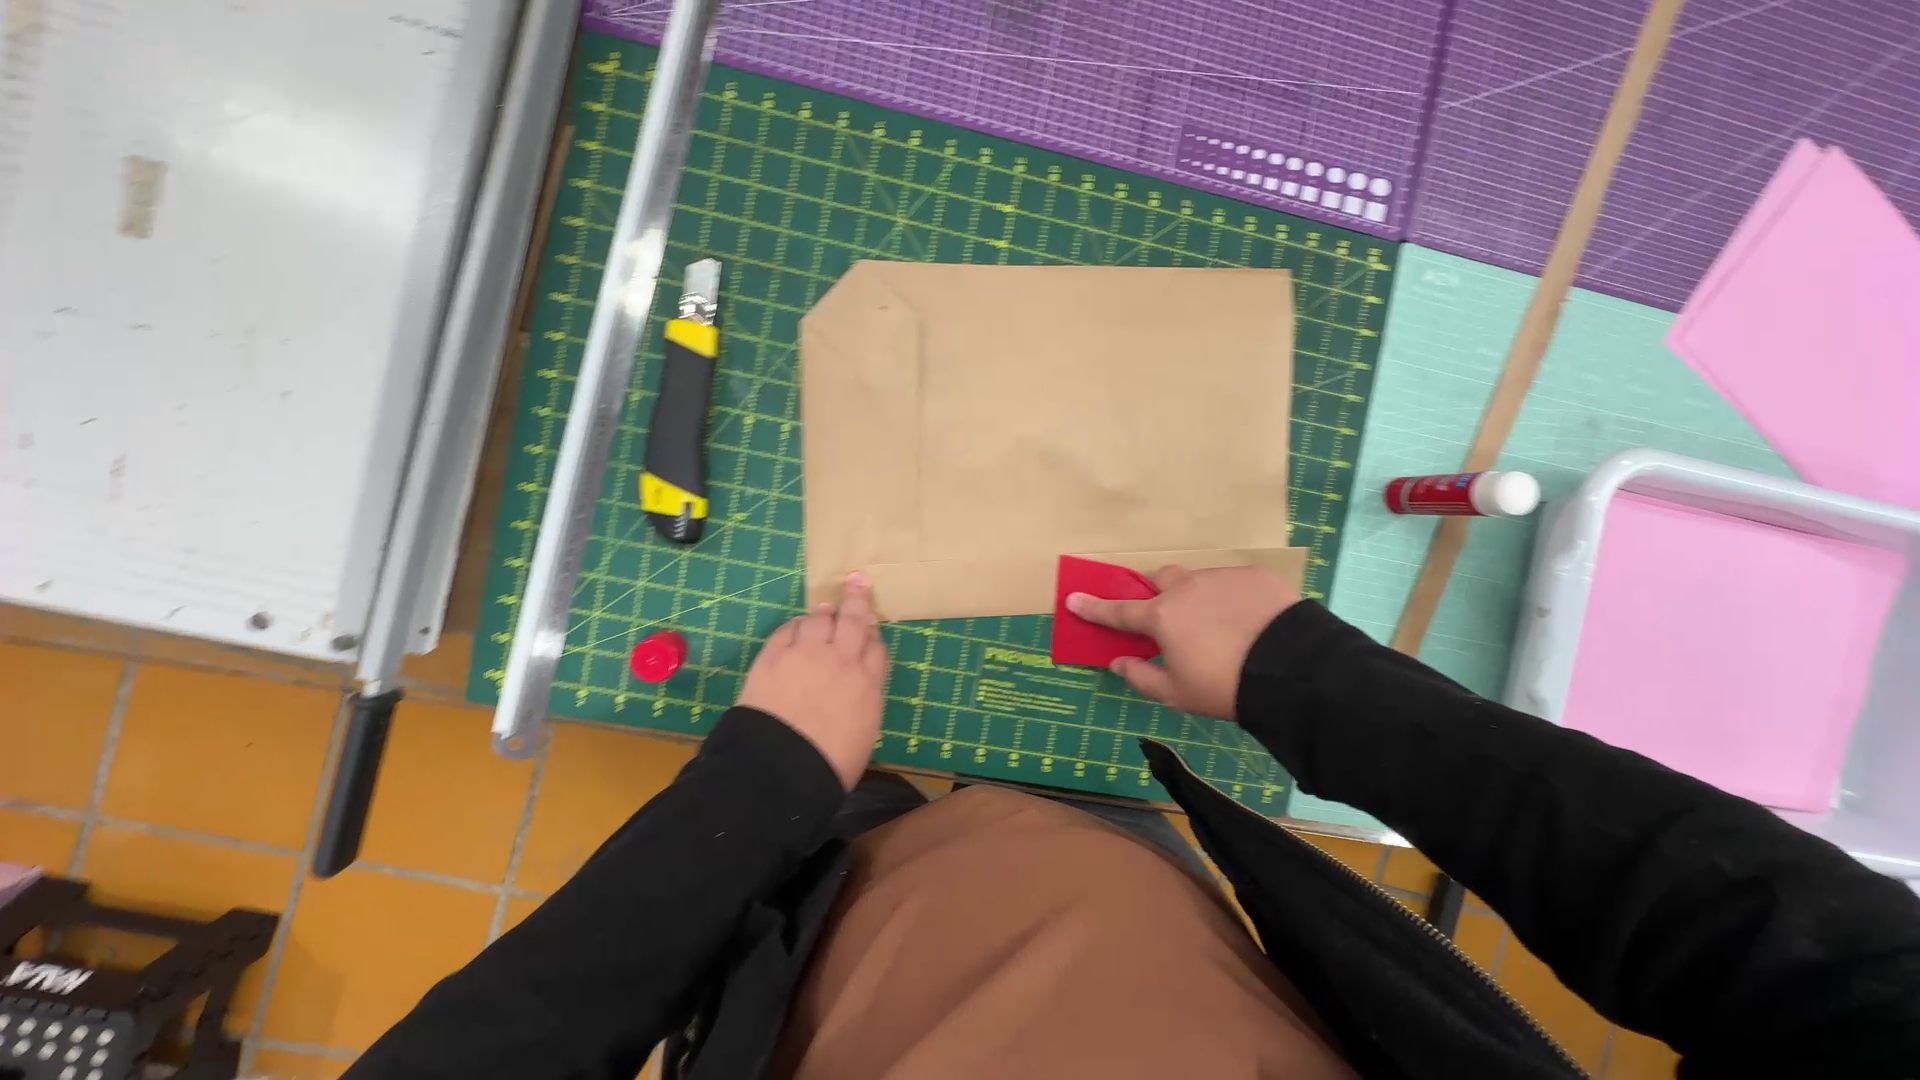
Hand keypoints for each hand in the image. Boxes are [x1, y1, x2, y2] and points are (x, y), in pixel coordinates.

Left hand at [739, 572, 887, 789]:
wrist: (783, 768)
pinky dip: (794, 626)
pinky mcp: (773, 657)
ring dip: (824, 613)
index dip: (873, 634)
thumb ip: (864, 706)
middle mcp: (842, 661)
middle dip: (857, 600)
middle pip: (854, 621)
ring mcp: (806, 655)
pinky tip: (796, 627)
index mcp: (868, 686)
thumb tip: (858, 694)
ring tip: (824, 608)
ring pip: (819, 620)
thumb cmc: (829, 766)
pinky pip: (787, 631)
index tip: (871, 627)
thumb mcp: (863, 738)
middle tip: (857, 581)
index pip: (877, 648)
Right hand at [1066, 565, 1298, 719]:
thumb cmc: (1224, 687)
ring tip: (1217, 625)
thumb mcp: (1176, 694)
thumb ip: (1141, 677)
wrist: (1291, 669)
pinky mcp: (1253, 576)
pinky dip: (1229, 599)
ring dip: (1195, 597)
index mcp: (1161, 617)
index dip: (1093, 607)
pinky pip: (1230, 583)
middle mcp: (1185, 589)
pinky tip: (1246, 621)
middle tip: (1166, 616)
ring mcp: (1220, 577)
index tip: (1073, 598)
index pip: (1117, 611)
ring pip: (1197, 580)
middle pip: (1159, 579)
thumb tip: (1117, 662)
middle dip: (1156, 593)